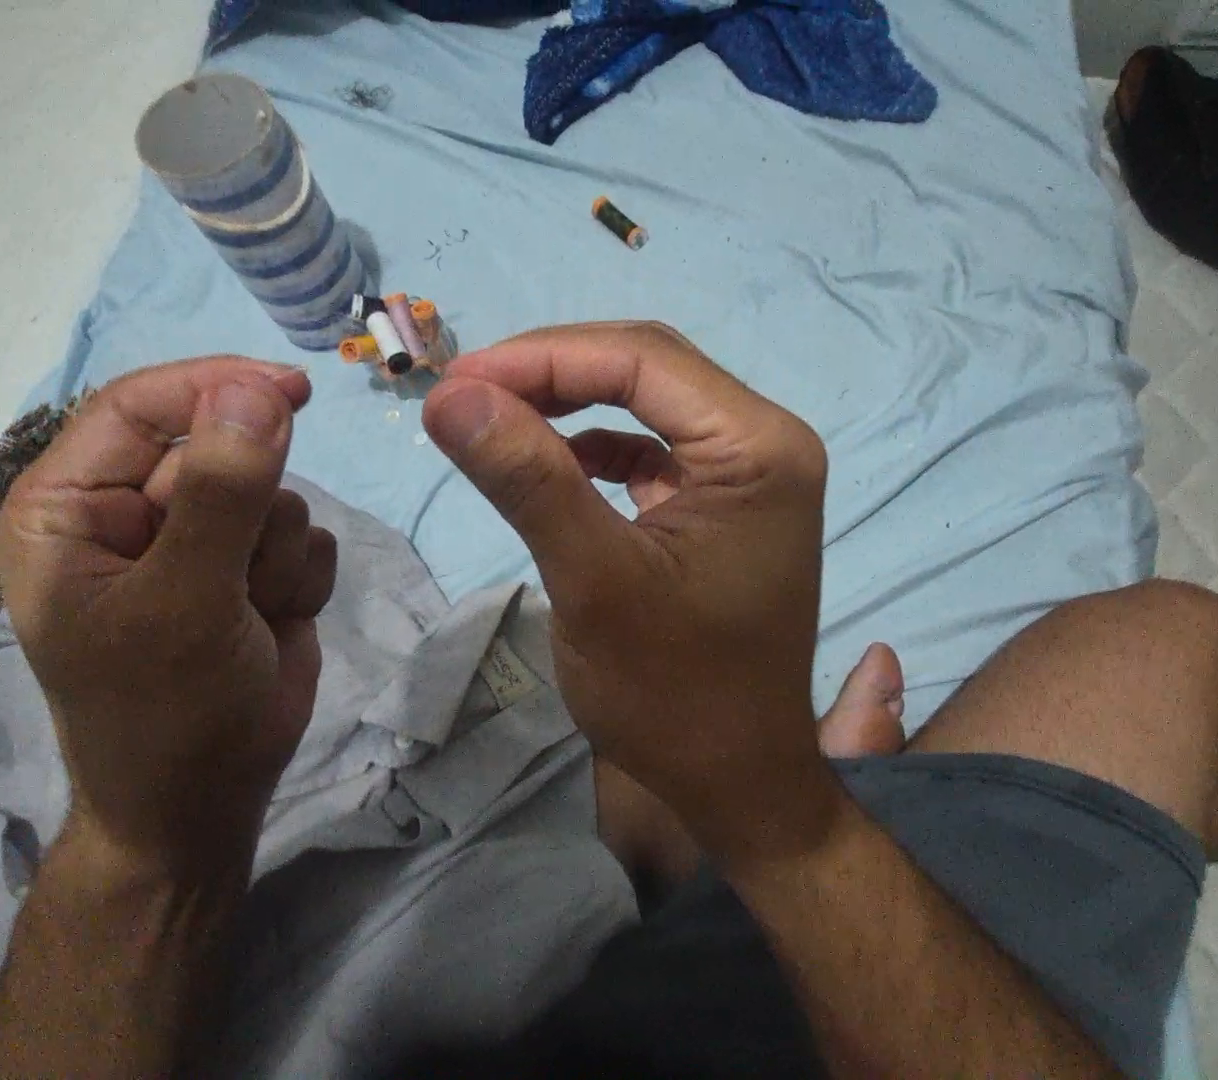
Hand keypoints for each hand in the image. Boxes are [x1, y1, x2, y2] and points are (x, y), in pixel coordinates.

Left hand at [0, 357, 335, 878]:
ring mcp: (204, 544)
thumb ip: (220, 496)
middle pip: (223, 451)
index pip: (138, 409)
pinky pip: (308, 536)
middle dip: (254, 512)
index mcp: (74, 508)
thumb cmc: (165, 711)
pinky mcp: (258, 571)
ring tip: (251, 615)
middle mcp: (137, 515)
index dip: (214, 389)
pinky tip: (277, 622)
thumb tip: (258, 392)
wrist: (210, 797)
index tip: (292, 390)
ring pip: (279, 496)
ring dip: (280, 556)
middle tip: (241, 577)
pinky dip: (303, 579)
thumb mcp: (183, 603)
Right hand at [423, 322, 841, 866]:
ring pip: (648, 404)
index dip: (541, 357)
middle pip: (649, 369)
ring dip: (568, 402)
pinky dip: (596, 447)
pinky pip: (653, 450)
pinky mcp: (726, 505)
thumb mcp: (594, 582)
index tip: (453, 380)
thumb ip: (528, 480)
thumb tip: (449, 394)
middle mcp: (768, 444)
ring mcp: (751, 475)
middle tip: (463, 395)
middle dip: (551, 372)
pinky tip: (554, 462)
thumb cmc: (674, 695)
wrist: (736, 782)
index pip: (643, 358)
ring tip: (494, 420)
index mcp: (760, 448)